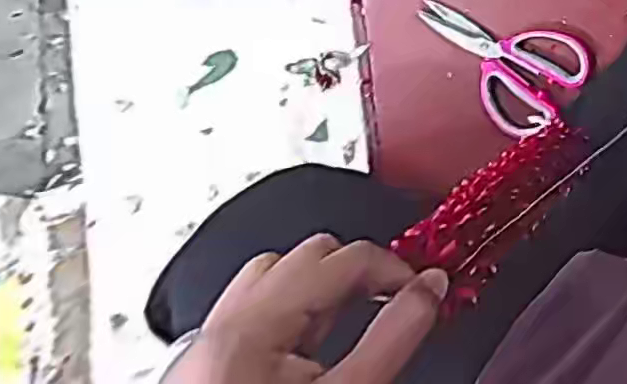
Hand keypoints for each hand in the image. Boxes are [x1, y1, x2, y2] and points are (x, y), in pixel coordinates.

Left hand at [164, 234, 446, 383]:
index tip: (420, 292)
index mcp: (252, 328)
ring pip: (272, 277)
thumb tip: (433, 285)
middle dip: (355, 272)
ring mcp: (198, 353)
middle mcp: (218, 330)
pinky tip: (302, 352)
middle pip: (308, 255)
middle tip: (382, 304)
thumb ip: (397, 332)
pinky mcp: (193, 375)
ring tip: (340, 326)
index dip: (396, 267)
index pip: (348, 257)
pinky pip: (250, 312)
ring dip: (318, 288)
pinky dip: (287, 313)